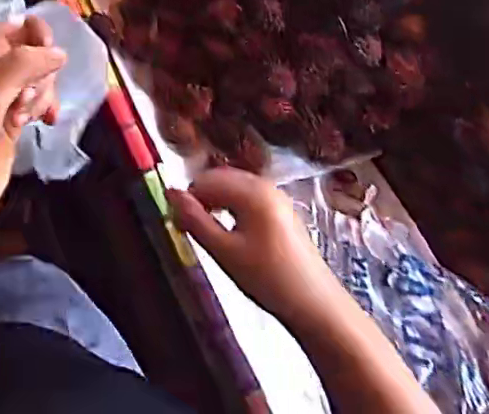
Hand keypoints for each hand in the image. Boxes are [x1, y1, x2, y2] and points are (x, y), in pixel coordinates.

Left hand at [0, 18, 65, 224]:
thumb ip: (23, 65)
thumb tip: (59, 53)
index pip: (13, 26)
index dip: (35, 32)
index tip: (49, 51)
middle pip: (32, 53)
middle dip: (41, 71)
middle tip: (25, 97)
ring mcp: (2, 100)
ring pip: (38, 79)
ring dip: (43, 93)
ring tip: (25, 116)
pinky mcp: (11, 125)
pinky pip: (38, 104)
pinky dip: (47, 109)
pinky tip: (46, 122)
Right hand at [167, 167, 350, 330]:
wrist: (319, 309)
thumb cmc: (269, 280)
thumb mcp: (225, 252)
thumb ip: (195, 220)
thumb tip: (169, 192)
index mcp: (251, 191)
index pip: (204, 180)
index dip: (187, 201)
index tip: (179, 226)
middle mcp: (264, 184)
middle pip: (219, 179)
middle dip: (201, 199)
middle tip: (190, 229)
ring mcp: (276, 195)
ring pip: (232, 187)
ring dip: (215, 203)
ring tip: (210, 233)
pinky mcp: (282, 209)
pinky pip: (247, 196)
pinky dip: (233, 207)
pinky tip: (233, 232)